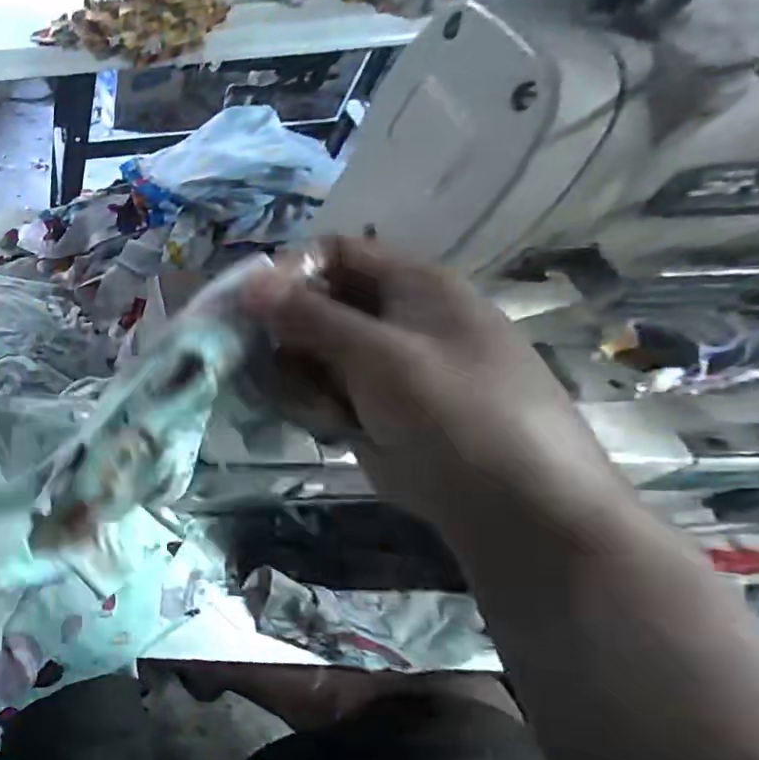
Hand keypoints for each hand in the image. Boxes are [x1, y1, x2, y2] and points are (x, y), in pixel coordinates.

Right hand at [242, 236, 624, 533]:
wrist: (512, 505)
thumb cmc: (455, 411)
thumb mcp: (381, 354)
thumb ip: (311, 317)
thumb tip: (248, 284)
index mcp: (411, 285)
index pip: (333, 254)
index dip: (288, 272)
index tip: (246, 305)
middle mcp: (391, 319)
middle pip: (313, 306)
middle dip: (286, 335)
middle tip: (271, 366)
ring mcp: (378, 367)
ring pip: (307, 355)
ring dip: (300, 381)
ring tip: (326, 412)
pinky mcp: (367, 409)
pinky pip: (318, 393)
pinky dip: (313, 407)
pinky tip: (332, 429)